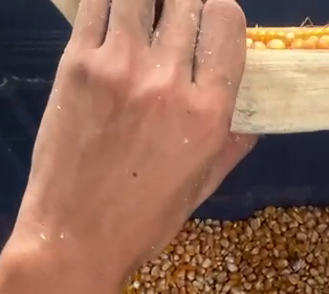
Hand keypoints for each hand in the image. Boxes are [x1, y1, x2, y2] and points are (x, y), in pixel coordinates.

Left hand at [9, 0, 255, 292]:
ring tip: (140, 18)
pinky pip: (97, 1)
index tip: (207, 26)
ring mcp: (121, 66)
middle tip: (169, 26)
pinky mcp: (78, 61)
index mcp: (208, 113)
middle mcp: (171, 81)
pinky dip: (109, 2)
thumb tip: (250, 116)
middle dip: (183, 7)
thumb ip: (230, 144)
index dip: (219, 15)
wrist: (78, 236)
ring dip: (147, 1)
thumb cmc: (145, 221)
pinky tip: (112, 17)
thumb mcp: (202, 187)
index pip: (227, 21)